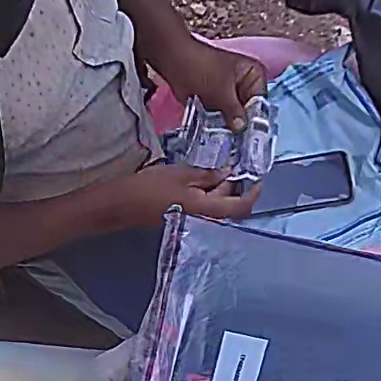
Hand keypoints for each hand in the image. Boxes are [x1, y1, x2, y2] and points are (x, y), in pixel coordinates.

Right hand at [104, 162, 258, 226]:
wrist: (122, 204)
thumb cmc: (151, 188)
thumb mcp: (183, 174)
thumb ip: (208, 175)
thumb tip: (226, 173)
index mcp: (208, 210)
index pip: (240, 206)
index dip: (253, 192)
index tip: (258, 177)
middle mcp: (204, 219)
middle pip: (229, 204)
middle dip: (234, 184)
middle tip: (233, 162)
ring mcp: (193, 219)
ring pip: (216, 204)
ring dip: (220, 186)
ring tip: (217, 166)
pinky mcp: (183, 216)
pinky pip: (203, 205)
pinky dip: (207, 191)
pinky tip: (201, 176)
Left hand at [156, 38, 266, 130]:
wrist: (174, 61)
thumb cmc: (200, 66)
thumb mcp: (221, 90)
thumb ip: (233, 111)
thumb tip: (242, 128)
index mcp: (253, 74)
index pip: (260, 102)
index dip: (255, 119)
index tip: (250, 137)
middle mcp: (244, 85)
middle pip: (248, 112)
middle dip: (241, 126)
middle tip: (238, 143)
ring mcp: (230, 94)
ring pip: (234, 117)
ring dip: (229, 127)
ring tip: (227, 141)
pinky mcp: (215, 102)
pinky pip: (221, 118)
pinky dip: (218, 126)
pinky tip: (216, 137)